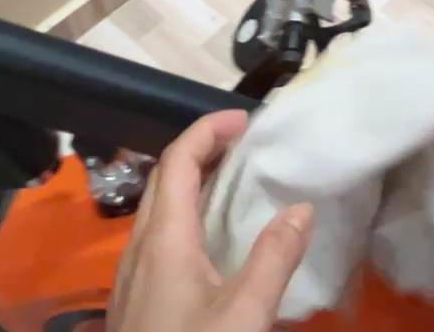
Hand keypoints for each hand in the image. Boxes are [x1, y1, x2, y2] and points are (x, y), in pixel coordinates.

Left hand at [111, 110, 315, 331]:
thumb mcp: (244, 318)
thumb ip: (273, 259)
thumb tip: (301, 208)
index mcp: (162, 241)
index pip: (177, 161)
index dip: (208, 130)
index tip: (246, 121)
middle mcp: (139, 251)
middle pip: (164, 180)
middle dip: (203, 151)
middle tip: (246, 145)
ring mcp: (132, 281)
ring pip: (159, 210)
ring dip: (194, 184)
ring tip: (237, 183)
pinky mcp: (136, 307)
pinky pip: (160, 239)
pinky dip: (189, 217)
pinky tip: (215, 243)